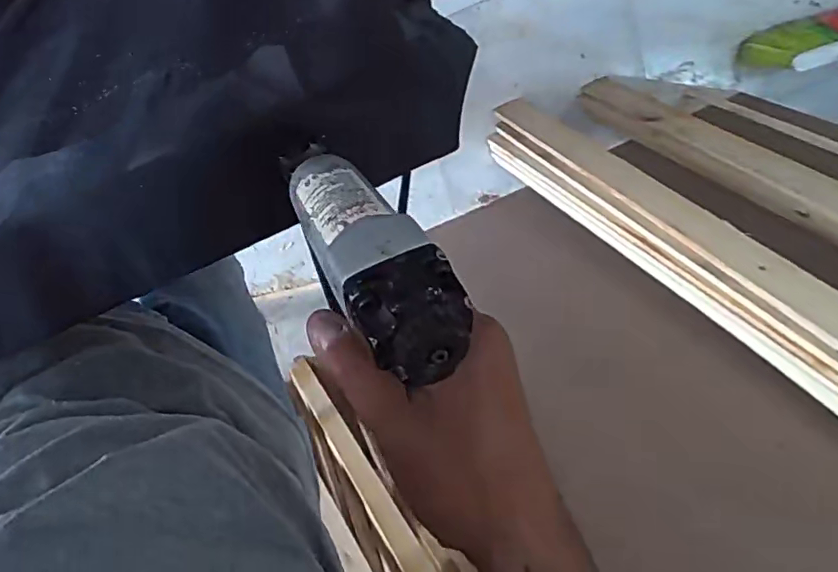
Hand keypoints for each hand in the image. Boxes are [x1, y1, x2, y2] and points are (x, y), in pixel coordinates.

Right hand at [309, 310, 594, 571]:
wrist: (518, 542)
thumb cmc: (461, 475)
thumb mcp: (394, 422)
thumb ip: (353, 368)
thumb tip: (319, 321)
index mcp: (472, 327)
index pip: (404, 294)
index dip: (364, 309)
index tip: (337, 336)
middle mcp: (484, 337)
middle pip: (412, 324)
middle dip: (378, 347)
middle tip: (349, 376)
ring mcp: (490, 367)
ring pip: (422, 351)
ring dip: (394, 372)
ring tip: (371, 400)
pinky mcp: (488, 394)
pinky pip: (437, 372)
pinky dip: (413, 387)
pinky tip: (399, 417)